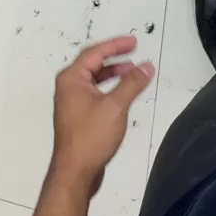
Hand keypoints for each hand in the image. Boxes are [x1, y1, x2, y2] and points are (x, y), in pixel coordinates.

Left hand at [47, 36, 154, 196]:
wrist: (75, 174)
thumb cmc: (91, 137)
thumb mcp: (115, 106)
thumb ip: (132, 84)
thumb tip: (146, 66)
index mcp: (71, 78)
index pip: (95, 52)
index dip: (116, 45)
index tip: (134, 42)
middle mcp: (68, 86)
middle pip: (93, 63)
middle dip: (115, 58)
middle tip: (135, 53)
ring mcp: (72, 102)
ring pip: (94, 79)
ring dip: (113, 74)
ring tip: (132, 72)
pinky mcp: (78, 116)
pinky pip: (95, 93)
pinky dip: (109, 89)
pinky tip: (122, 95)